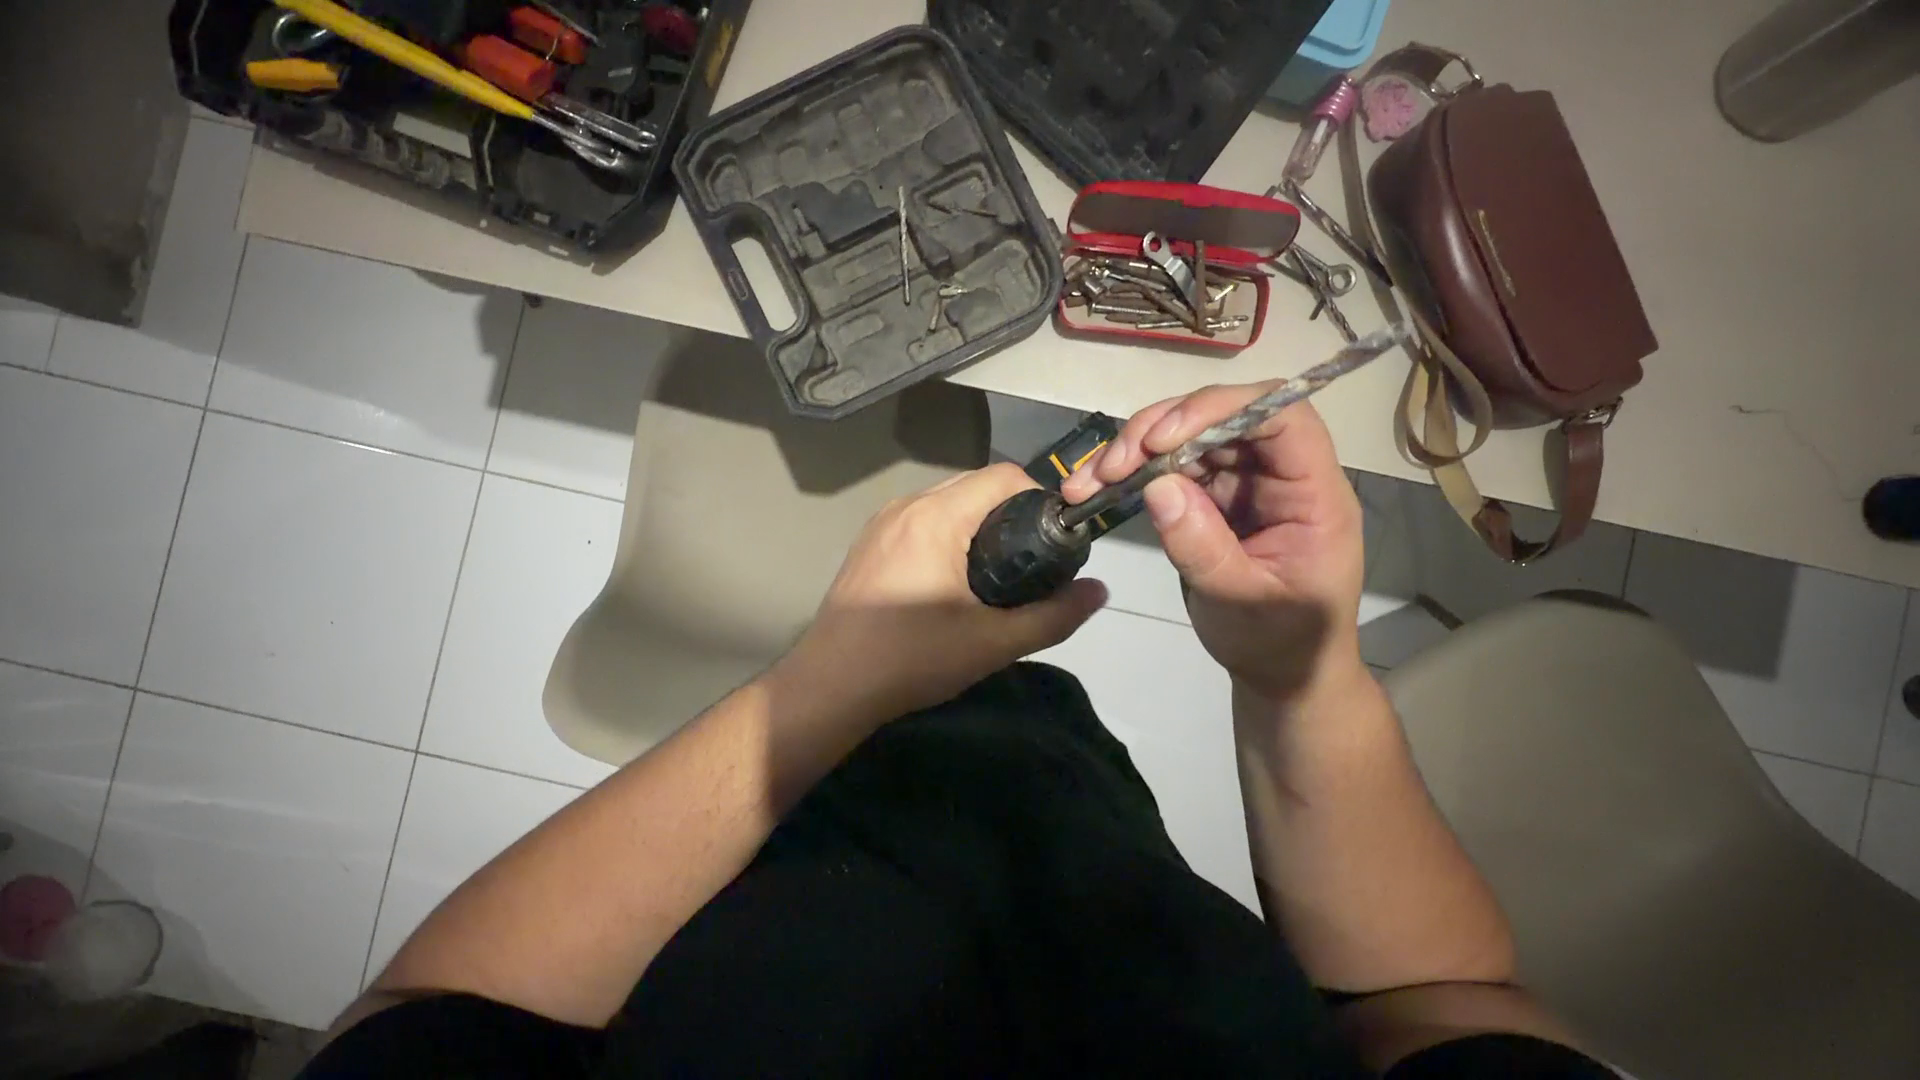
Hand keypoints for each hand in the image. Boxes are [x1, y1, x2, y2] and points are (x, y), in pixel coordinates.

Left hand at [776, 463, 1107, 725]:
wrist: (831, 687)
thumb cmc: (912, 660)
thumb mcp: (993, 643)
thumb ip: (1053, 616)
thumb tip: (1100, 591)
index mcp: (936, 517)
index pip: (1004, 477)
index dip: (1040, 500)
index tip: (1054, 542)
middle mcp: (906, 507)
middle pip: (976, 486)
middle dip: (1011, 516)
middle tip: (1031, 564)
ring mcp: (882, 524)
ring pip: (947, 504)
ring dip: (979, 527)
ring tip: (997, 576)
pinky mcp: (868, 545)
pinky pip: (922, 522)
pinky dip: (949, 537)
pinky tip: (953, 583)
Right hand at [1061, 391, 1364, 702]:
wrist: (1281, 673)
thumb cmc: (1279, 642)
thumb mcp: (1241, 602)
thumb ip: (1202, 546)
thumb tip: (1156, 485)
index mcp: (1314, 492)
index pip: (1279, 417)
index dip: (1220, 411)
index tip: (1162, 441)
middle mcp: (1279, 473)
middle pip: (1222, 417)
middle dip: (1160, 430)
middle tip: (1112, 466)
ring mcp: (1243, 481)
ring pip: (1187, 438)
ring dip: (1134, 450)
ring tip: (1089, 481)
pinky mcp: (1211, 496)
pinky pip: (1169, 468)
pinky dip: (1130, 474)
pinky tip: (1094, 489)